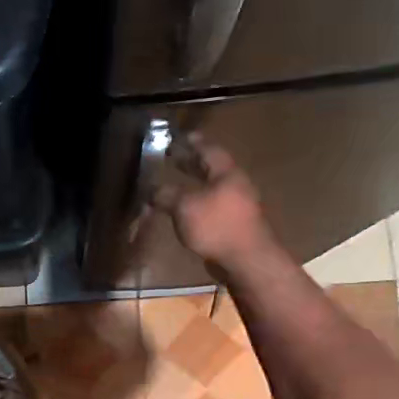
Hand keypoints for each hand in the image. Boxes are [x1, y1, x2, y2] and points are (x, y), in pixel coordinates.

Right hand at [156, 136, 270, 264]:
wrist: (246, 260)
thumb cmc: (217, 226)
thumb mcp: (184, 207)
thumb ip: (167, 195)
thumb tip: (151, 190)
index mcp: (227, 173)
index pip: (209, 150)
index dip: (194, 143)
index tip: (181, 138)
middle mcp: (236, 186)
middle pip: (213, 170)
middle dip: (194, 165)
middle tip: (176, 160)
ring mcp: (240, 208)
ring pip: (214, 191)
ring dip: (196, 188)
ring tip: (178, 189)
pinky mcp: (237, 228)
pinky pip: (215, 210)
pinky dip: (200, 207)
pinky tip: (189, 214)